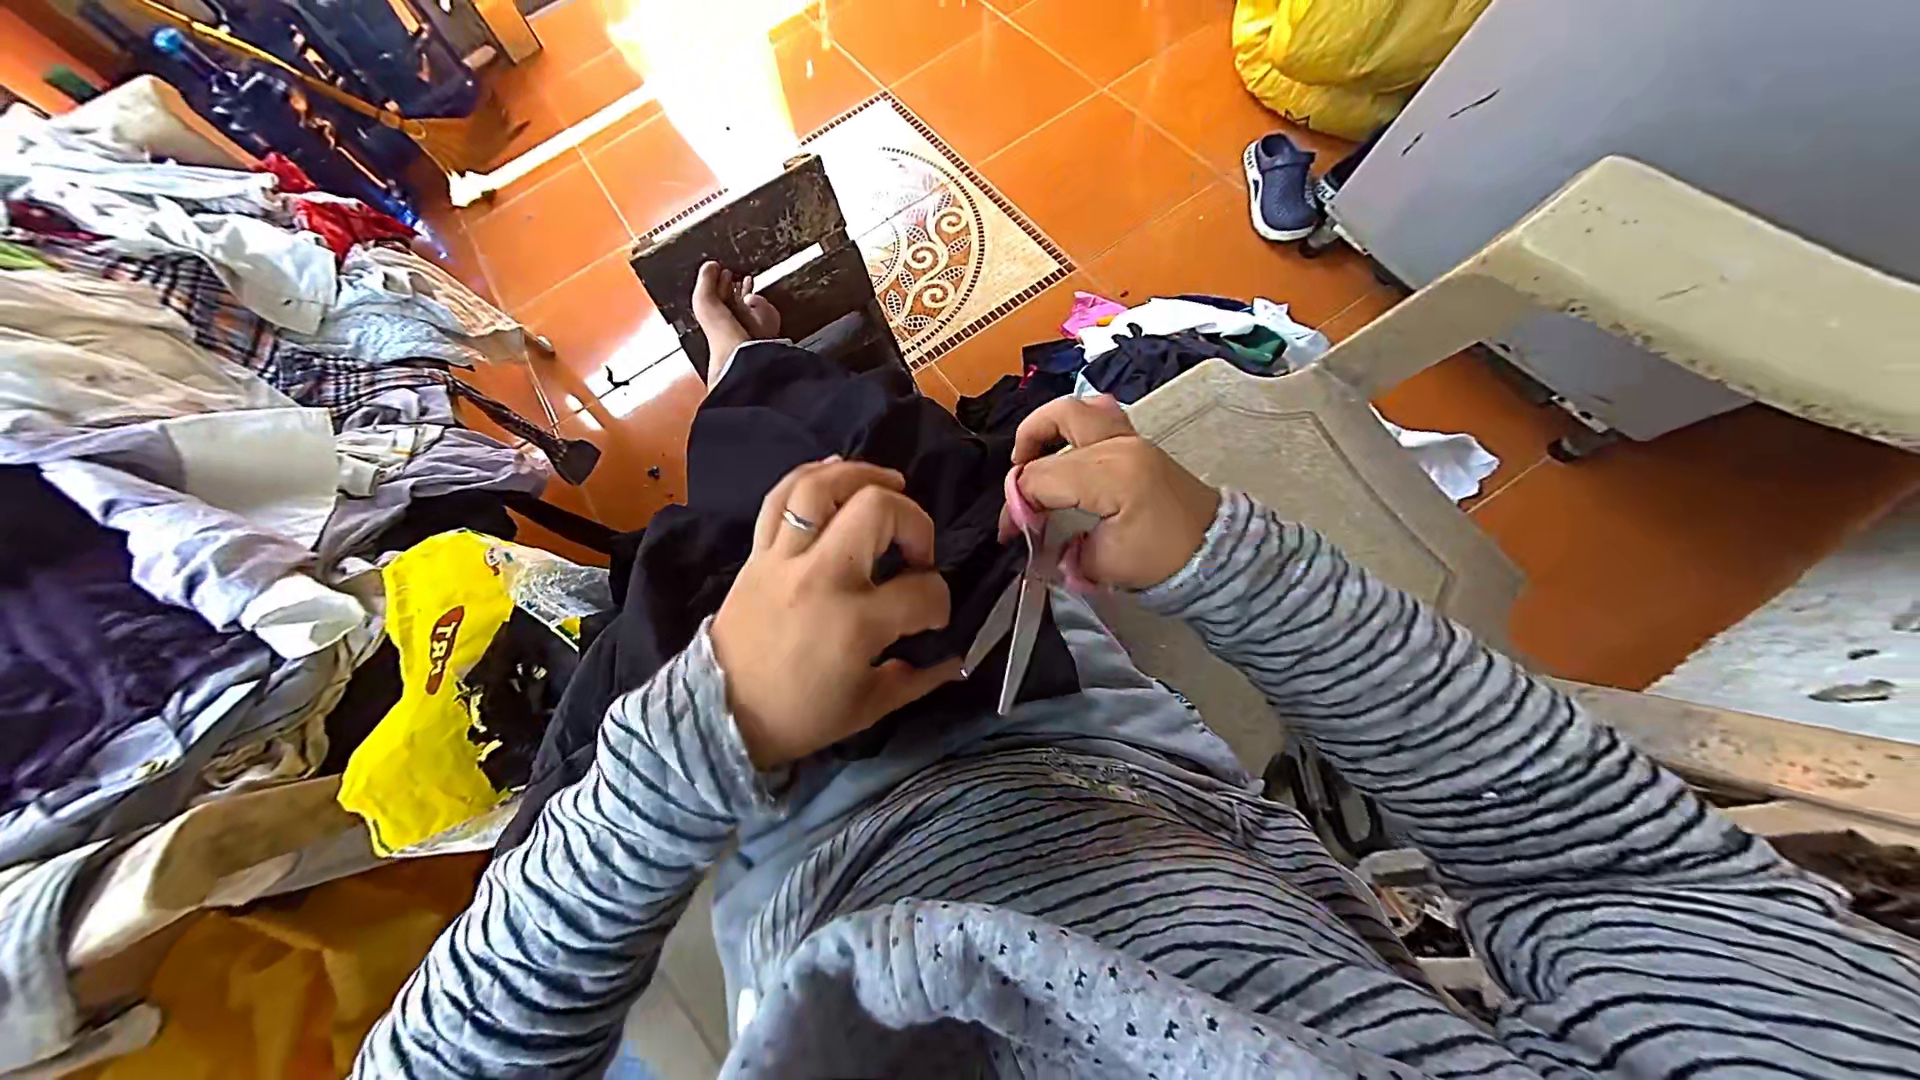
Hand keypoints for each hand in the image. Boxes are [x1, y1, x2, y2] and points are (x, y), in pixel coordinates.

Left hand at [711, 458, 960, 767]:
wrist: (721, 717)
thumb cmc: (800, 716)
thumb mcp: (870, 706)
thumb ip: (919, 678)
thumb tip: (954, 658)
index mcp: (855, 622)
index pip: (922, 589)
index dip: (940, 599)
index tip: (932, 615)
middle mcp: (821, 576)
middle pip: (878, 511)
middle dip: (915, 523)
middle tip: (917, 552)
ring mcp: (784, 559)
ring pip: (822, 488)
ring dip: (864, 476)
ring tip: (891, 484)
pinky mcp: (758, 554)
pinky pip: (780, 498)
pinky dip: (811, 475)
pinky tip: (836, 472)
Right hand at [999, 395, 1218, 590]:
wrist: (1216, 552)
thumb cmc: (1165, 559)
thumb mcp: (1106, 565)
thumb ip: (1064, 551)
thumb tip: (1038, 540)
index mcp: (1110, 473)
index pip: (1041, 477)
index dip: (1017, 506)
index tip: (1011, 533)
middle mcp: (1119, 445)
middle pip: (1053, 423)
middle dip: (1024, 454)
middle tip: (1018, 483)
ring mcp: (1131, 438)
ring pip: (1078, 407)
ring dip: (1047, 426)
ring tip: (1035, 455)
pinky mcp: (1138, 443)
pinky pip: (1099, 415)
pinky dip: (1073, 427)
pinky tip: (1066, 451)